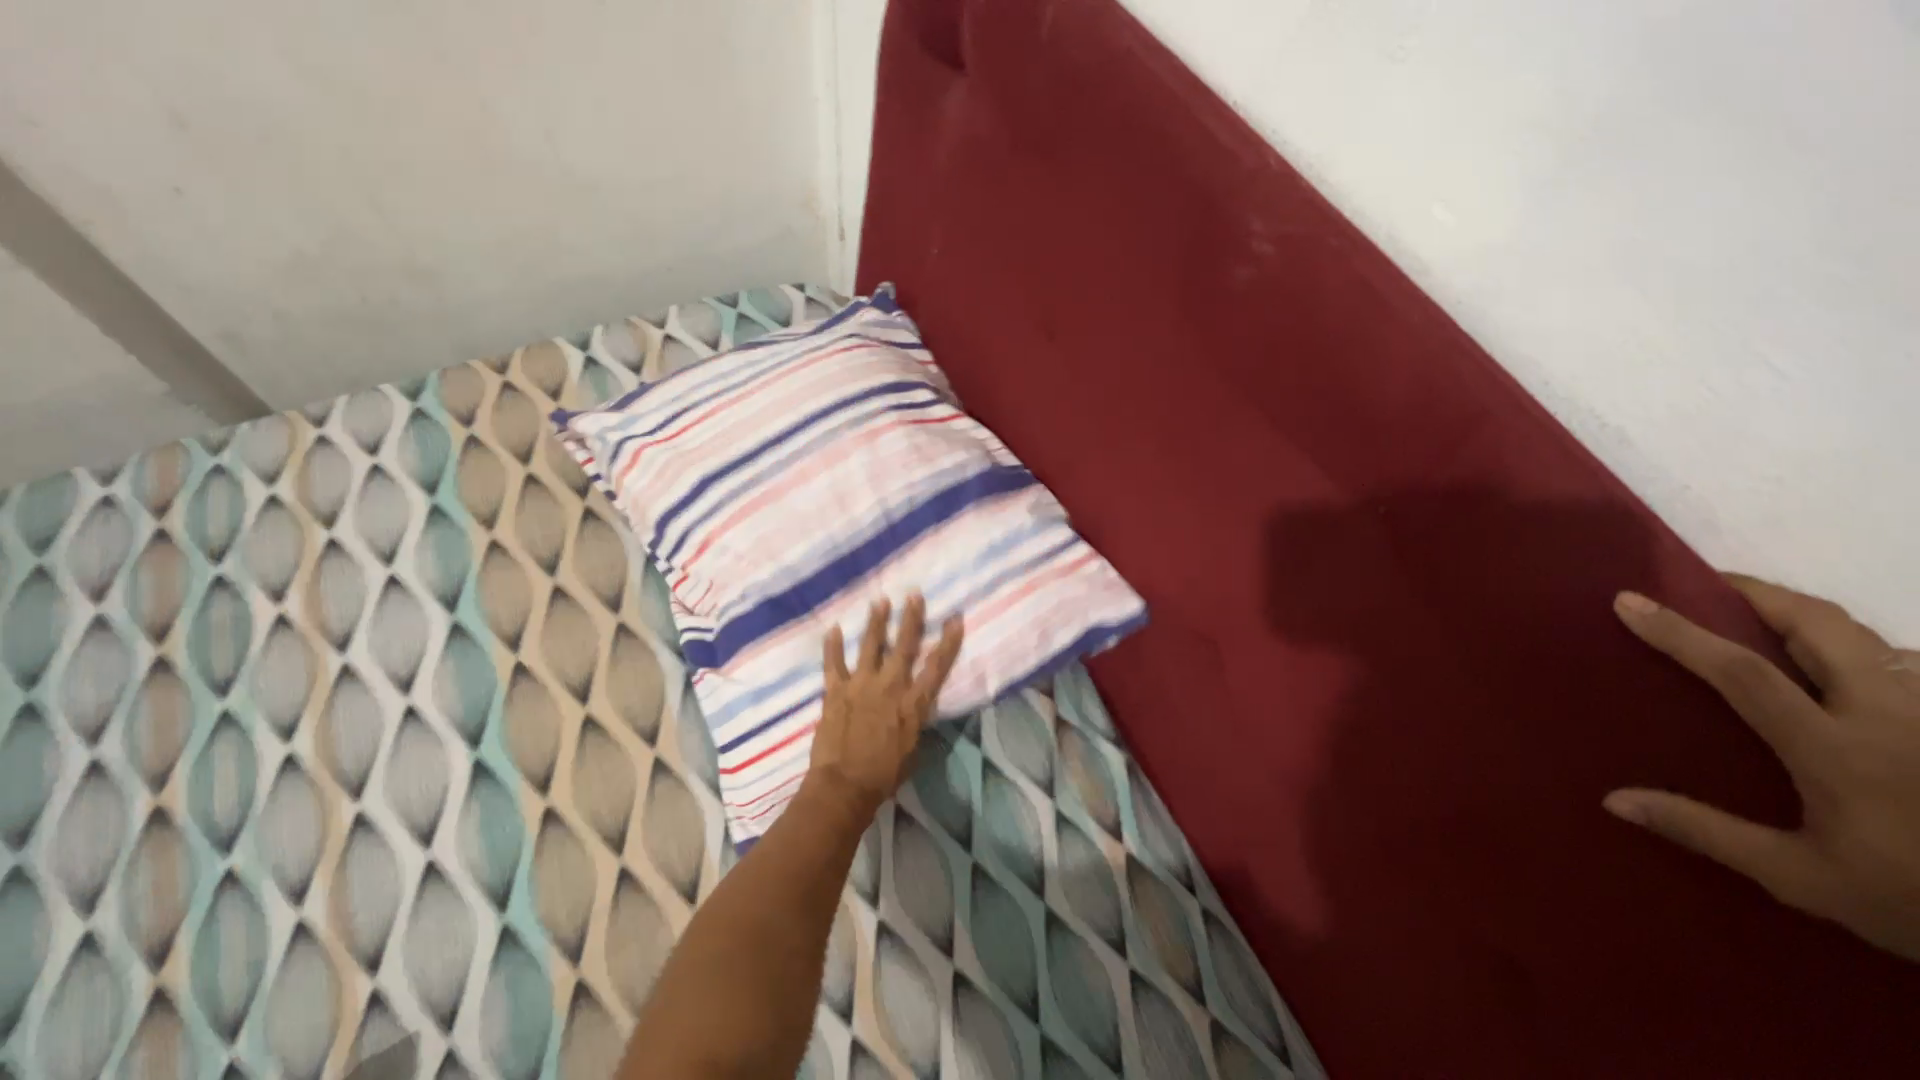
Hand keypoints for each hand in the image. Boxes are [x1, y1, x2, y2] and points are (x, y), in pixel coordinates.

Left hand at [803, 593, 964, 822]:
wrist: (844, 785)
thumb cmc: (884, 775)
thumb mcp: (913, 749)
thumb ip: (914, 722)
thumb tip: (916, 709)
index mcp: (913, 704)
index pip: (936, 666)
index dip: (948, 641)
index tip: (955, 618)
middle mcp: (889, 687)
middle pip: (903, 646)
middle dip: (911, 619)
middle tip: (914, 594)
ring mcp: (860, 686)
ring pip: (870, 646)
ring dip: (875, 622)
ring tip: (880, 601)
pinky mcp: (835, 691)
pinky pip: (833, 663)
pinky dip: (832, 646)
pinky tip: (832, 629)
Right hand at [1606, 575, 1919, 960]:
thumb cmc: (1908, 899)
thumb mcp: (1799, 877)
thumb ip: (1706, 832)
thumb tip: (1615, 800)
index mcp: (1835, 749)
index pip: (1743, 672)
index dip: (1681, 631)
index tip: (1631, 600)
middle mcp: (1887, 714)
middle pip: (1818, 625)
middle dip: (1759, 593)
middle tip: (1710, 586)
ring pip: (1871, 637)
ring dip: (1810, 619)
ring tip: (1766, 624)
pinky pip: (1907, 665)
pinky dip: (1861, 650)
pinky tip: (1844, 670)